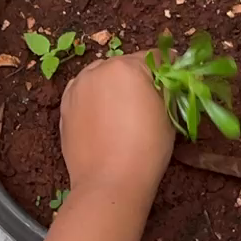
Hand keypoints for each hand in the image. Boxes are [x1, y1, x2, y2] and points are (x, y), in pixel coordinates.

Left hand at [60, 54, 172, 205]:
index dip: (169, 69)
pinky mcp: (65, 106)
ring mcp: (77, 88)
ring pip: (101, 78)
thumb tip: (169, 80)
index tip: (175, 79)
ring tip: (124, 111)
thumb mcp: (168, 113)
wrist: (110, 182)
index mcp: (127, 67)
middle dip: (138, 78)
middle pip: (125, 66)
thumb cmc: (147, 148)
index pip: (155, 58)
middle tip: (149, 100)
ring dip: (113, 86)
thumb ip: (166, 89)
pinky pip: (85, 94)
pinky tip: (105, 118)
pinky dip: (95, 99)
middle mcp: (98, 70)